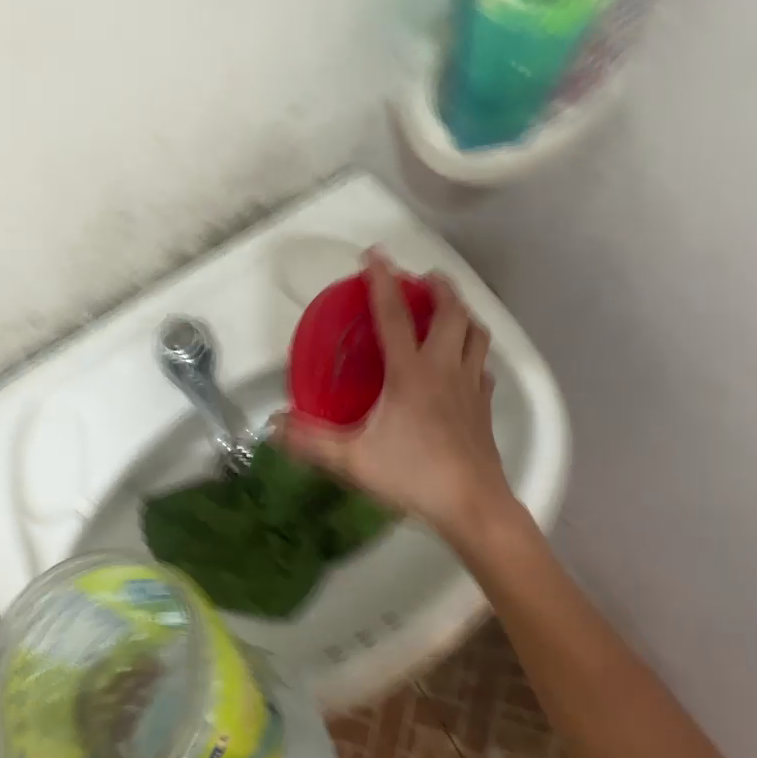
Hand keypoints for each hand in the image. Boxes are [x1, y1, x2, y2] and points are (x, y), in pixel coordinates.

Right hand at [276, 259, 521, 541]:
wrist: (471, 502)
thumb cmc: (411, 475)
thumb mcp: (351, 460)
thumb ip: (310, 441)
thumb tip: (272, 426)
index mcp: (411, 373)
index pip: (394, 315)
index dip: (382, 280)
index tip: (374, 255)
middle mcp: (445, 369)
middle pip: (451, 312)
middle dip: (438, 287)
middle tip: (423, 278)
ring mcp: (470, 386)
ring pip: (476, 333)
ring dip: (463, 313)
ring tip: (449, 309)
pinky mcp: (485, 406)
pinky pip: (483, 366)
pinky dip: (473, 354)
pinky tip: (464, 363)